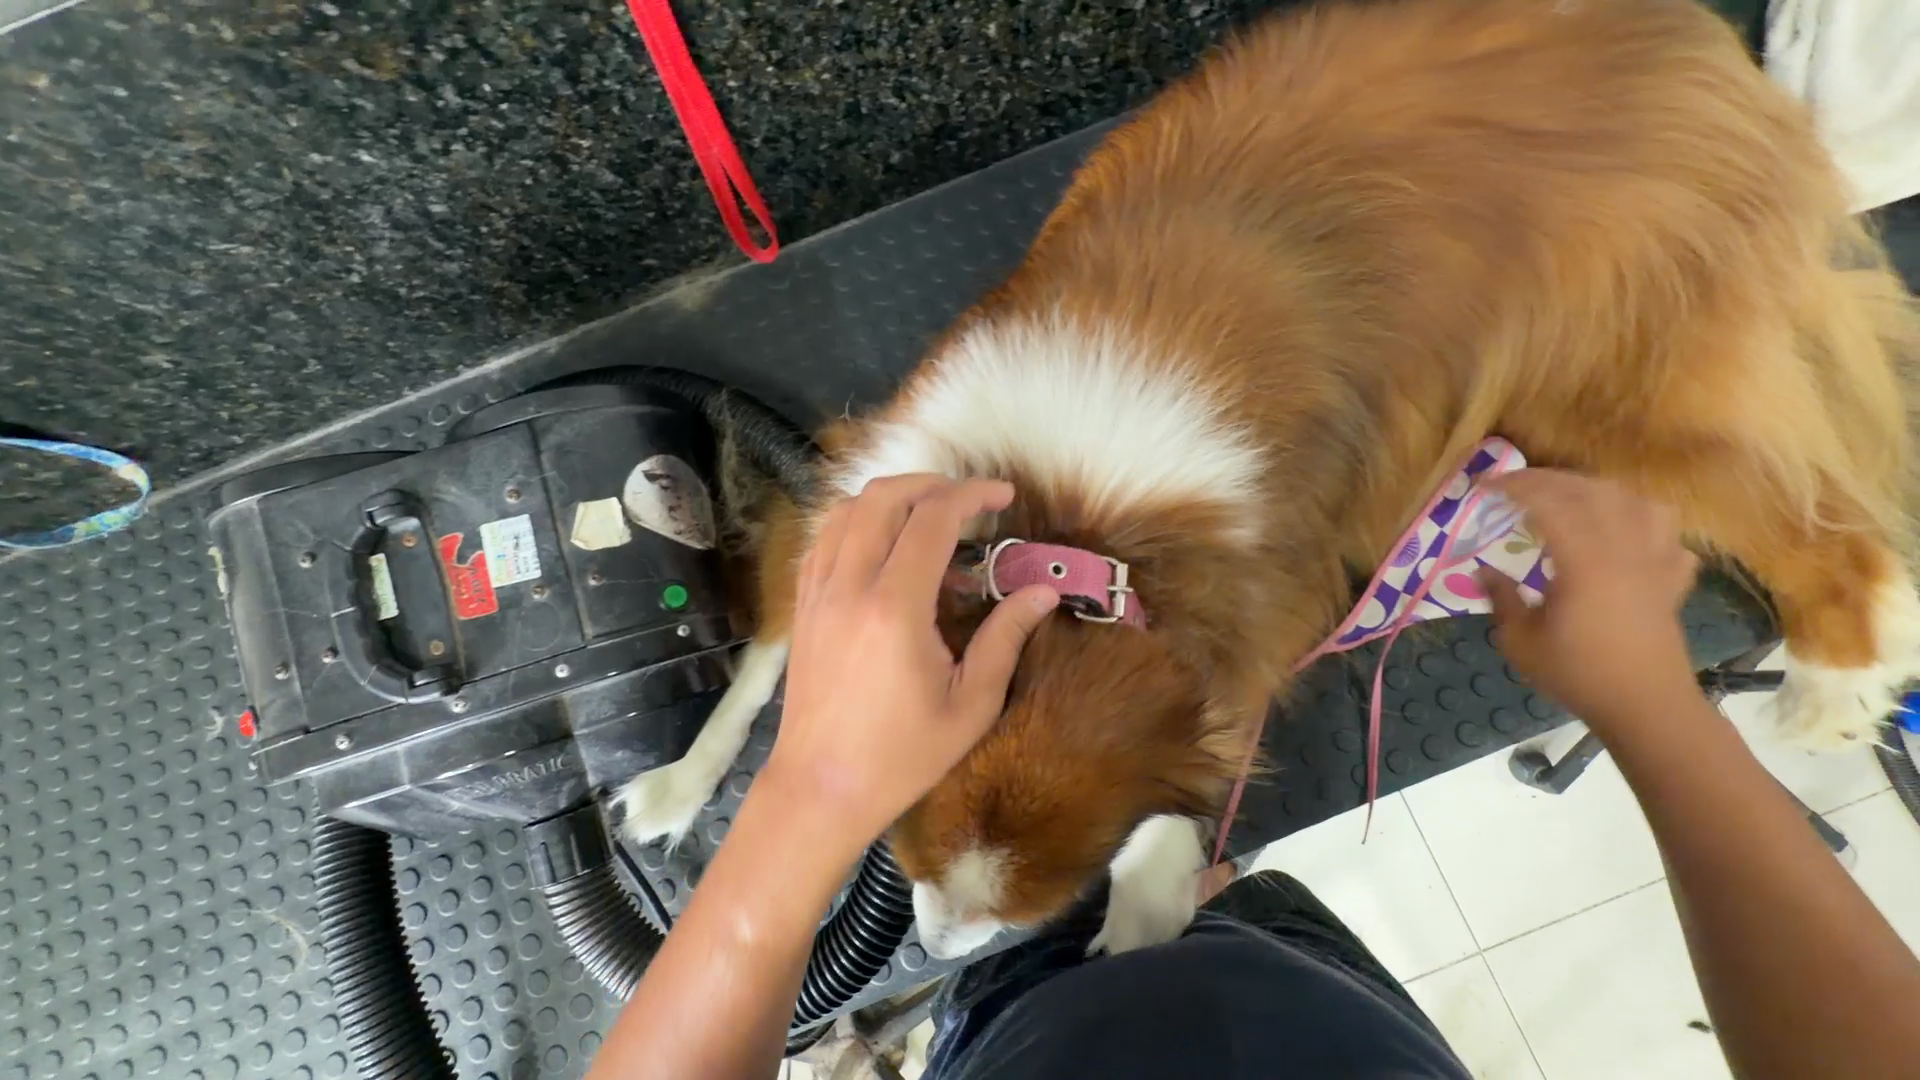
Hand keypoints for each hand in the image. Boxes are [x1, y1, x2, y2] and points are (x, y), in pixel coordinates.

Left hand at [762, 475, 1058, 853]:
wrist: (821, 786)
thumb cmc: (902, 755)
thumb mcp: (970, 704)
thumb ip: (1006, 638)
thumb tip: (1043, 591)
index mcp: (895, 608)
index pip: (933, 519)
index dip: (972, 494)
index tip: (1004, 495)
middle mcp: (850, 585)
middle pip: (884, 497)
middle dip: (933, 484)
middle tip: (970, 501)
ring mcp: (818, 592)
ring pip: (847, 509)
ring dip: (892, 497)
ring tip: (930, 515)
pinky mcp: (803, 604)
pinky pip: (824, 538)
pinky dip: (857, 520)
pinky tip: (884, 543)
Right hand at [1480, 469, 1700, 726]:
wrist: (1645, 707)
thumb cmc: (1576, 673)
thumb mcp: (1519, 640)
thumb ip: (1502, 598)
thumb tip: (1484, 571)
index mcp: (1584, 562)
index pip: (1551, 504)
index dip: (1516, 487)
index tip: (1485, 487)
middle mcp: (1625, 552)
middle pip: (1594, 493)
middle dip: (1551, 481)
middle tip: (1516, 486)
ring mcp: (1655, 564)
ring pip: (1639, 504)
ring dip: (1601, 492)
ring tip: (1571, 499)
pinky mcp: (1671, 581)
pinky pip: (1668, 537)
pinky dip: (1643, 525)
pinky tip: (1623, 536)